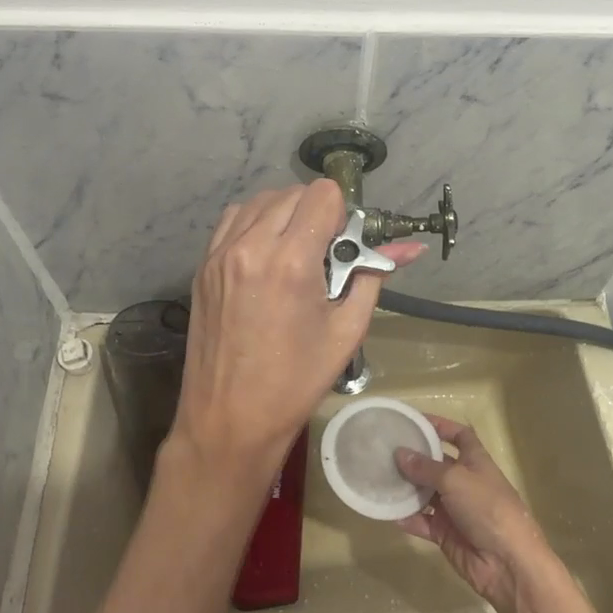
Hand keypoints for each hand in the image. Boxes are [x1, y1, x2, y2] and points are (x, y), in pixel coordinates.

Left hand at [170, 179, 422, 476]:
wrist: (230, 419)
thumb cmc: (296, 382)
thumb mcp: (347, 330)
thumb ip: (373, 276)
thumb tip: (409, 248)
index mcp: (291, 262)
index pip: (322, 195)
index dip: (341, 214)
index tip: (342, 246)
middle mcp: (251, 246)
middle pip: (292, 193)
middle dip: (316, 214)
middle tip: (324, 256)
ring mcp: (220, 255)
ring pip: (260, 200)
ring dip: (285, 214)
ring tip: (295, 254)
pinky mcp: (203, 267)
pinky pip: (233, 221)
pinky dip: (255, 224)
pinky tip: (267, 257)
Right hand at [394, 415, 553, 608]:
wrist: (506, 561)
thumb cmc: (487, 507)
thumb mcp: (456, 479)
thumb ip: (426, 468)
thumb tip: (399, 453)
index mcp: (475, 461)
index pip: (459, 436)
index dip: (440, 426)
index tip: (414, 421)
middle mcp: (464, 482)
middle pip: (436, 465)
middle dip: (414, 458)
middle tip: (383, 451)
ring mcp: (455, 509)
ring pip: (425, 494)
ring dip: (406, 488)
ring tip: (377, 478)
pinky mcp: (445, 533)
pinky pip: (421, 521)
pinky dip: (407, 517)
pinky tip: (386, 510)